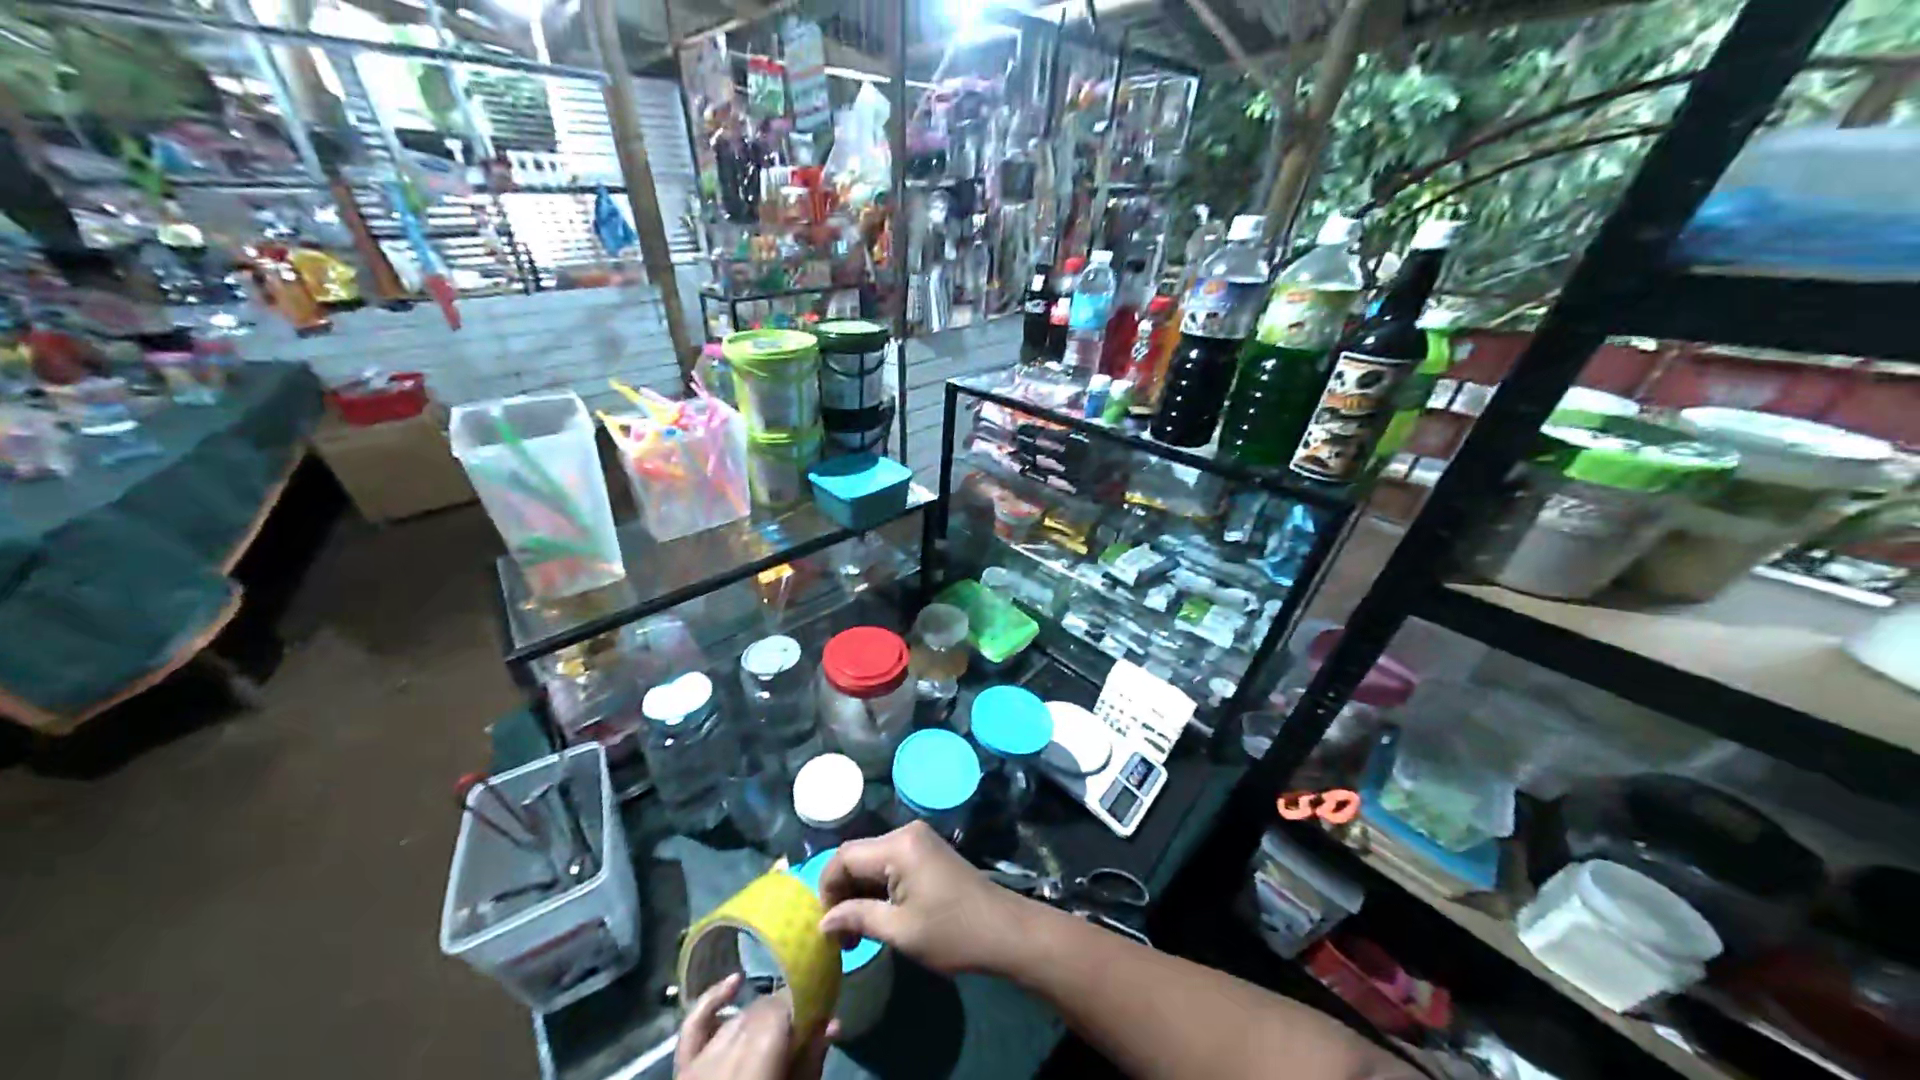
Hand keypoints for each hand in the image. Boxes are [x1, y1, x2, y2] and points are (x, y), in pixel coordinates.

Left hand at [673, 974, 828, 1079]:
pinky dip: (713, 1001)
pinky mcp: (681, 1072)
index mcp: (754, 1069)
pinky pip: (695, 1026)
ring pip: (738, 1019)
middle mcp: (722, 1060)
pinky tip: (735, 983)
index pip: (780, 1014)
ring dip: (763, 1017)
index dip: (804, 1004)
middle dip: (788, 1013)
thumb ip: (810, 1066)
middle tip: (809, 1024)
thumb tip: (829, 1023)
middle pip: (761, 1014)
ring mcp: (697, 1066)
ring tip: (782, 1030)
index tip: (823, 1006)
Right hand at [817, 821, 1037, 975]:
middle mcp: (906, 832)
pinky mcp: (926, 852)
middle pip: (857, 856)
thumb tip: (823, 922)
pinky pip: (889, 863)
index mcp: (898, 845)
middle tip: (841, 936)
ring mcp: (918, 840)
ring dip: (859, 893)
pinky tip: (876, 916)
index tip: (826, 926)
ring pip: (872, 861)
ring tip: (856, 933)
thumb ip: (857, 918)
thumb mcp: (900, 931)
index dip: (827, 889)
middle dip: (842, 893)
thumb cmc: (952, 933)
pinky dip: (877, 888)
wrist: (1004, 930)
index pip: (844, 857)